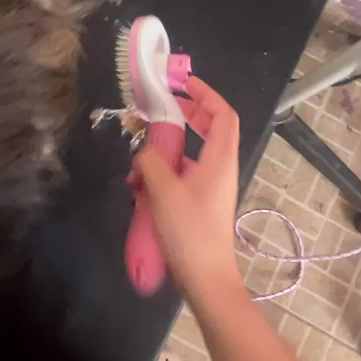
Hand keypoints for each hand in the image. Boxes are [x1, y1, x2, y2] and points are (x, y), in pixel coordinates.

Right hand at [132, 77, 243, 300]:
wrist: (206, 279)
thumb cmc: (191, 232)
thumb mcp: (165, 192)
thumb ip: (151, 162)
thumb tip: (144, 150)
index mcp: (220, 159)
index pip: (223, 114)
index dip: (206, 93)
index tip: (183, 82)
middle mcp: (219, 169)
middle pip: (209, 129)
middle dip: (186, 114)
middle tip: (162, 105)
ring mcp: (210, 187)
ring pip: (190, 154)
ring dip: (166, 149)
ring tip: (139, 155)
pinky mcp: (199, 204)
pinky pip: (181, 177)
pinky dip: (162, 174)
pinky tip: (137, 186)